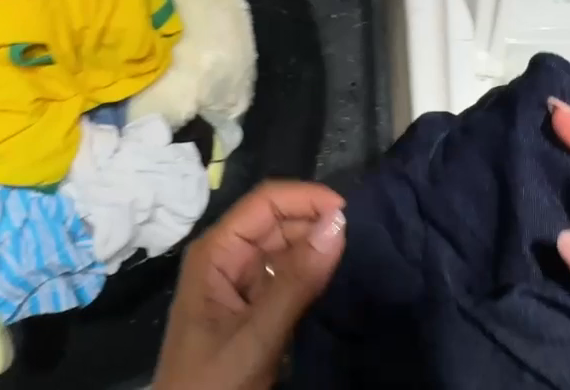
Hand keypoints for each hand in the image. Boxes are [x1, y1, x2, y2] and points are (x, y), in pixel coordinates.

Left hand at [153, 181, 347, 389]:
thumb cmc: (211, 384)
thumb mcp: (255, 336)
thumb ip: (296, 282)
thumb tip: (338, 224)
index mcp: (216, 251)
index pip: (264, 203)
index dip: (304, 198)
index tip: (348, 211)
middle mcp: (226, 257)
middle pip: (274, 222)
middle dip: (312, 221)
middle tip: (359, 237)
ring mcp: (238, 283)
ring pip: (282, 249)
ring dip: (312, 246)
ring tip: (352, 252)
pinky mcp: (251, 309)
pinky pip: (283, 277)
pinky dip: (307, 273)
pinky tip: (330, 278)